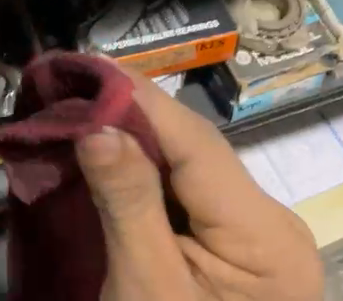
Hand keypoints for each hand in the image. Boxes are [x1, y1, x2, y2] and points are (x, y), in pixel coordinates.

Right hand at [76, 76, 324, 300]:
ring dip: (135, 141)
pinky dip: (146, 175)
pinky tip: (109, 156)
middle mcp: (271, 225)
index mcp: (267, 236)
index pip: (196, 143)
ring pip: (187, 168)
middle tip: (71, 88)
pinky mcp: (234, 253)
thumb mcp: (147, 292)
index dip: (139, 98)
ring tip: (82, 109)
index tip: (86, 66)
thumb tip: (99, 122)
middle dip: (132, 117)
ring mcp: (255, 239)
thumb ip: (128, 203)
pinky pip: (187, 196)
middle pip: (193, 151)